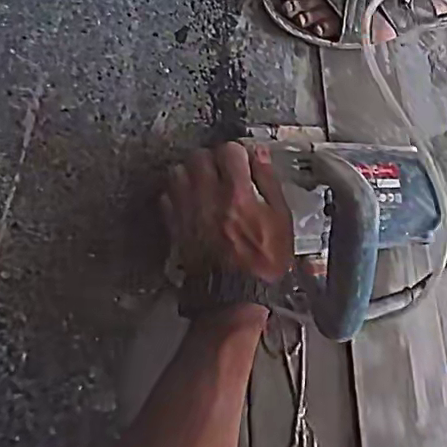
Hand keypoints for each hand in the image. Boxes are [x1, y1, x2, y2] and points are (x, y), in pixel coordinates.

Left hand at [161, 142, 293, 285]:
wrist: (234, 297)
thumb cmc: (261, 264)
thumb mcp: (281, 221)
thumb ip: (269, 183)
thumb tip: (261, 157)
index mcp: (237, 194)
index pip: (230, 150)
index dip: (238, 152)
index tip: (242, 160)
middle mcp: (208, 198)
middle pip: (199, 156)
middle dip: (212, 158)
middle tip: (223, 170)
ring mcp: (188, 211)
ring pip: (178, 171)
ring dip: (191, 172)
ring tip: (204, 181)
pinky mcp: (176, 226)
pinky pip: (166, 196)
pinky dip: (176, 193)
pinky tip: (191, 200)